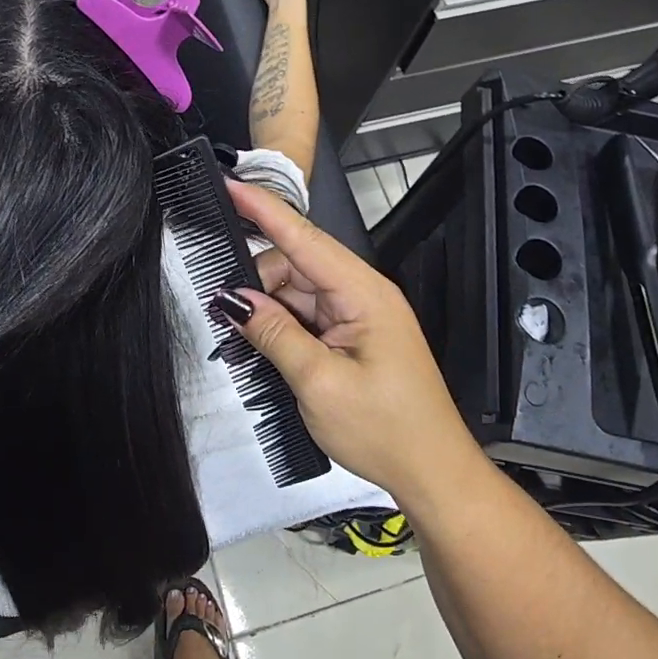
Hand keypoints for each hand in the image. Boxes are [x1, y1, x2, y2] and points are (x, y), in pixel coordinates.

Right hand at [217, 181, 480, 508]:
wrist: (433, 473)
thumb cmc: (387, 430)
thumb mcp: (319, 382)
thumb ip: (274, 334)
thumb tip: (234, 301)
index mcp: (364, 294)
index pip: (304, 238)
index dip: (264, 210)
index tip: (230, 185)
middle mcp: (363, 294)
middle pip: (296, 263)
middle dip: (258, 280)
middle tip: (224, 312)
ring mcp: (359, 315)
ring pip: (298, 290)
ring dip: (268, 308)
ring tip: (244, 340)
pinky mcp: (354, 336)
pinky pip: (308, 314)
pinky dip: (282, 326)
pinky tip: (264, 346)